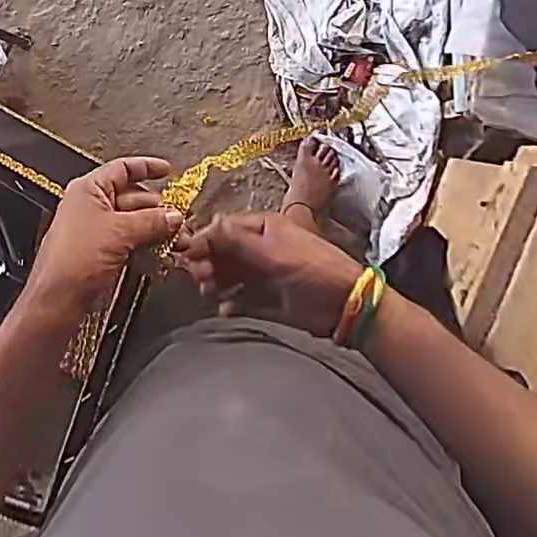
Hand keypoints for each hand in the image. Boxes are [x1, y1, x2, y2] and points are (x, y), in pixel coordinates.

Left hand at [22, 157, 183, 322]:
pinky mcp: (103, 253)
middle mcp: (92, 207)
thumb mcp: (119, 231)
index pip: (122, 169)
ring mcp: (98, 231)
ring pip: (135, 223)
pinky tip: (164, 252)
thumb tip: (172, 215)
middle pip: (133, 197)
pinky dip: (148, 246)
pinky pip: (131, 243)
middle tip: (181, 217)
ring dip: (157, 229)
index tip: (167, 171)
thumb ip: (151, 220)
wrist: (60, 298)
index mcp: (88, 190)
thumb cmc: (74, 259)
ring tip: (178, 238)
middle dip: (159, 207)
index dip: (146, 167)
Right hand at [175, 212, 363, 336]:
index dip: (205, 240)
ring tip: (210, 293)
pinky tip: (226, 309)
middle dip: (208, 264)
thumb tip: (207, 226)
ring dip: (215, 283)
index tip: (188, 255)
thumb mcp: (272, 251)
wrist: (347, 307)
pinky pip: (240, 299)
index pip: (224, 229)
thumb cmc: (313, 270)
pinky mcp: (268, 299)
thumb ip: (235, 240)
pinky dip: (231, 304)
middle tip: (201, 278)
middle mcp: (262, 249)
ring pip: (228, 276)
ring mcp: (264, 274)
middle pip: (223, 253)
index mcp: (264, 228)